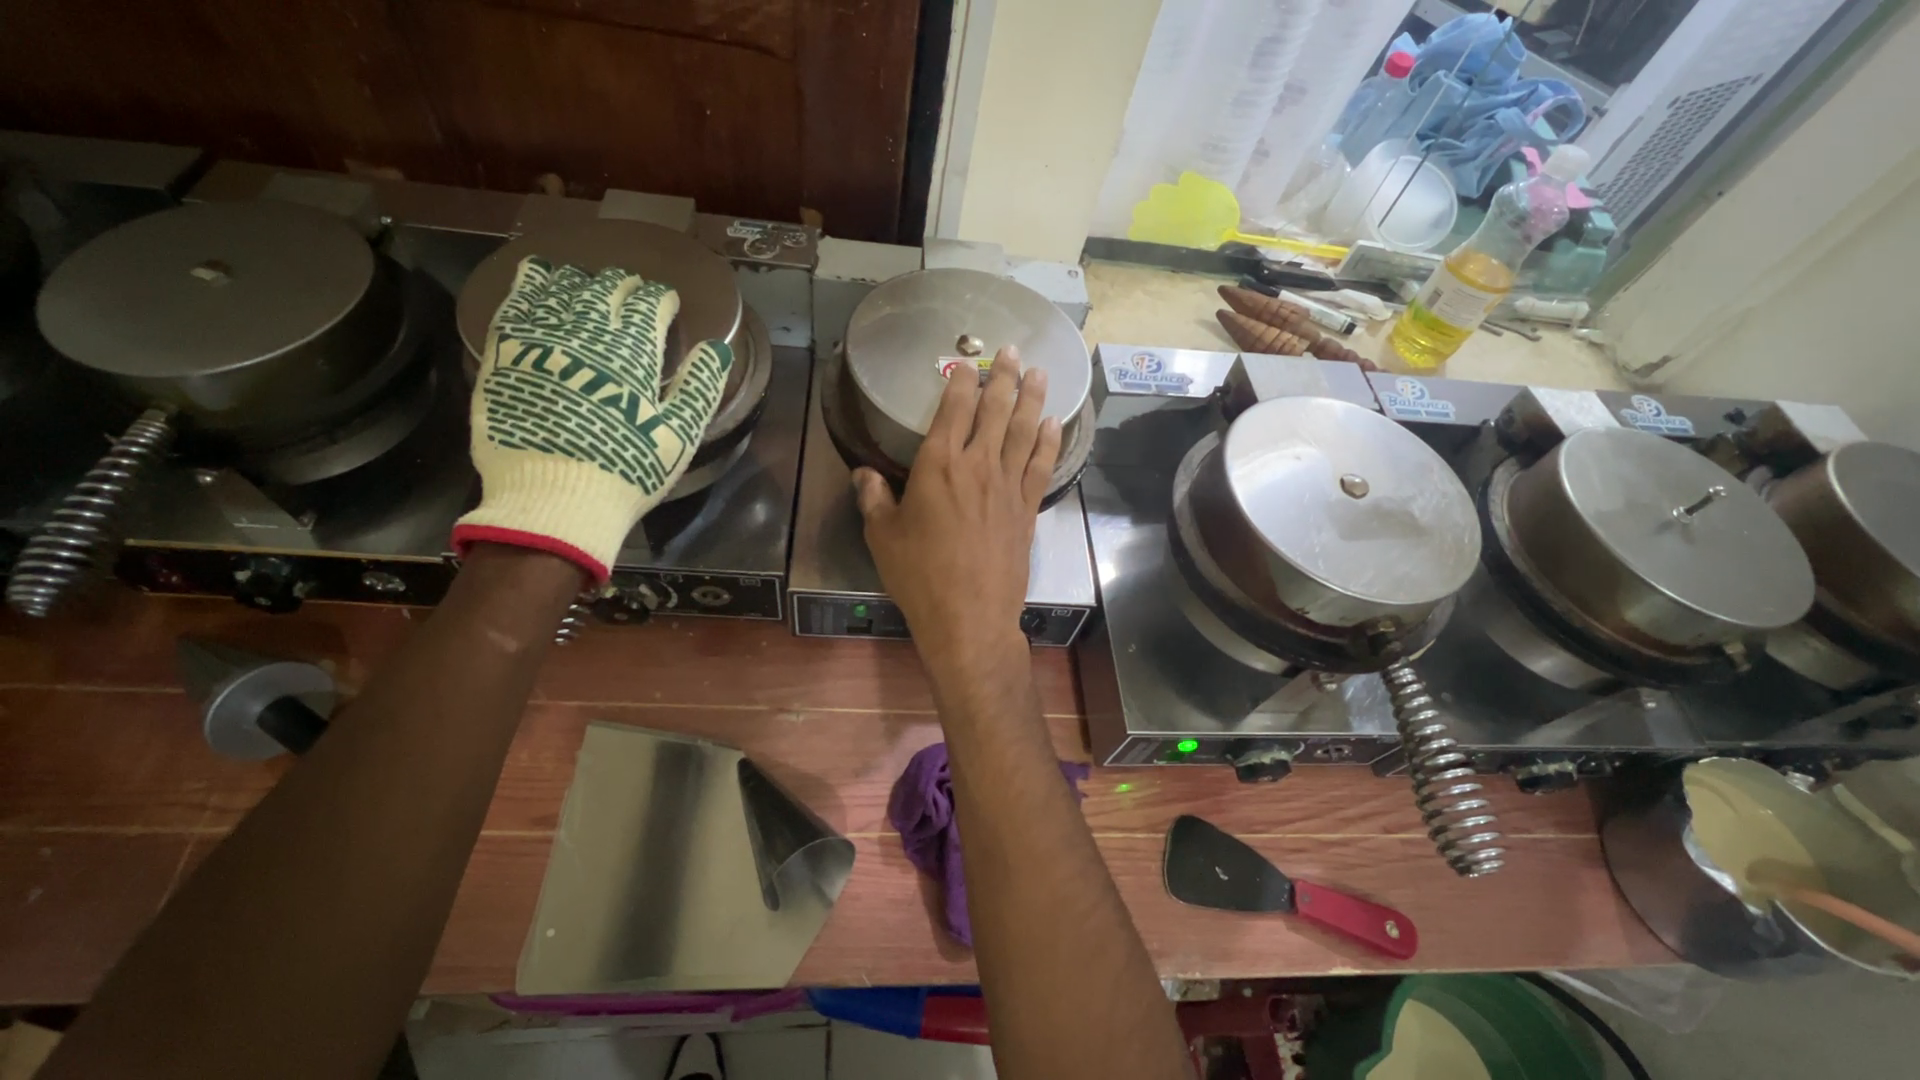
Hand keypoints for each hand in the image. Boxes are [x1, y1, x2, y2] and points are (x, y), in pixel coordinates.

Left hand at [452, 256, 733, 583]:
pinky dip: (528, 287)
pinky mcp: (504, 356)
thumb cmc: (624, 471)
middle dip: (621, 284)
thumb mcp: (679, 436)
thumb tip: (718, 347)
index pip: (649, 306)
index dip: (660, 298)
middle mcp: (587, 335)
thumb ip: (699, 387)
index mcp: (634, 354)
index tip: (664, 300)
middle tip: (627, 287)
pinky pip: (515, 306)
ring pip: (560, 290)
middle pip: (605, 291)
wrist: (553, 500)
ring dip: (576, 279)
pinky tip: (534, 279)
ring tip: (582, 279)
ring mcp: (541, 341)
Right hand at [854, 346, 1061, 679]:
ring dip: (1033, 398)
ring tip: (1041, 372)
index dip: (960, 382)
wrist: (969, 616)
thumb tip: (864, 474)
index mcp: (938, 466)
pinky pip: (1041, 464)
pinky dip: (1049, 440)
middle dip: (1005, 377)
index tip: (966, 363)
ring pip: (1025, 430)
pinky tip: (1053, 423)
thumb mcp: (882, 536)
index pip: (953, 410)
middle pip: (996, 410)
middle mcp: (977, 465)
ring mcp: (1008, 486)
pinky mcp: (1027, 508)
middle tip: (1013, 351)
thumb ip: (874, 498)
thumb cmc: (919, 575)